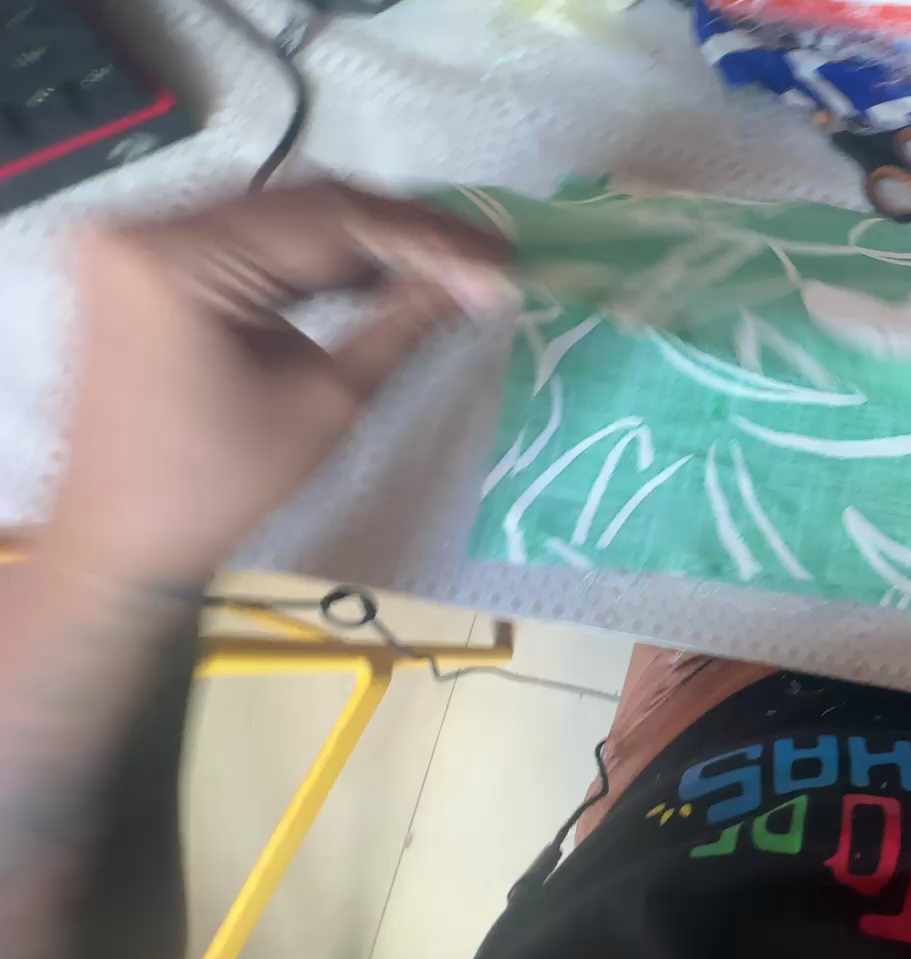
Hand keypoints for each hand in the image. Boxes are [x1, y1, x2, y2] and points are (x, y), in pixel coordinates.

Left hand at [45, 182, 512, 585]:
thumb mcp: (333, 396)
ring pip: (293, 217)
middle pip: (310, 204)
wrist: (133, 529)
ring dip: (380, 241)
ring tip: (458, 264)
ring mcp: (151, 243)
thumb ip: (405, 323)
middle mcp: (152, 227)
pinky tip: (398, 275)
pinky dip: (338, 259)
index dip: (433, 236)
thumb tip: (482, 286)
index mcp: (182, 258)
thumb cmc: (232, 477)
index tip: (504, 258)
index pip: (333, 219)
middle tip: (491, 256)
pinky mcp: (163, 267)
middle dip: (411, 231)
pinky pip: (267, 244)